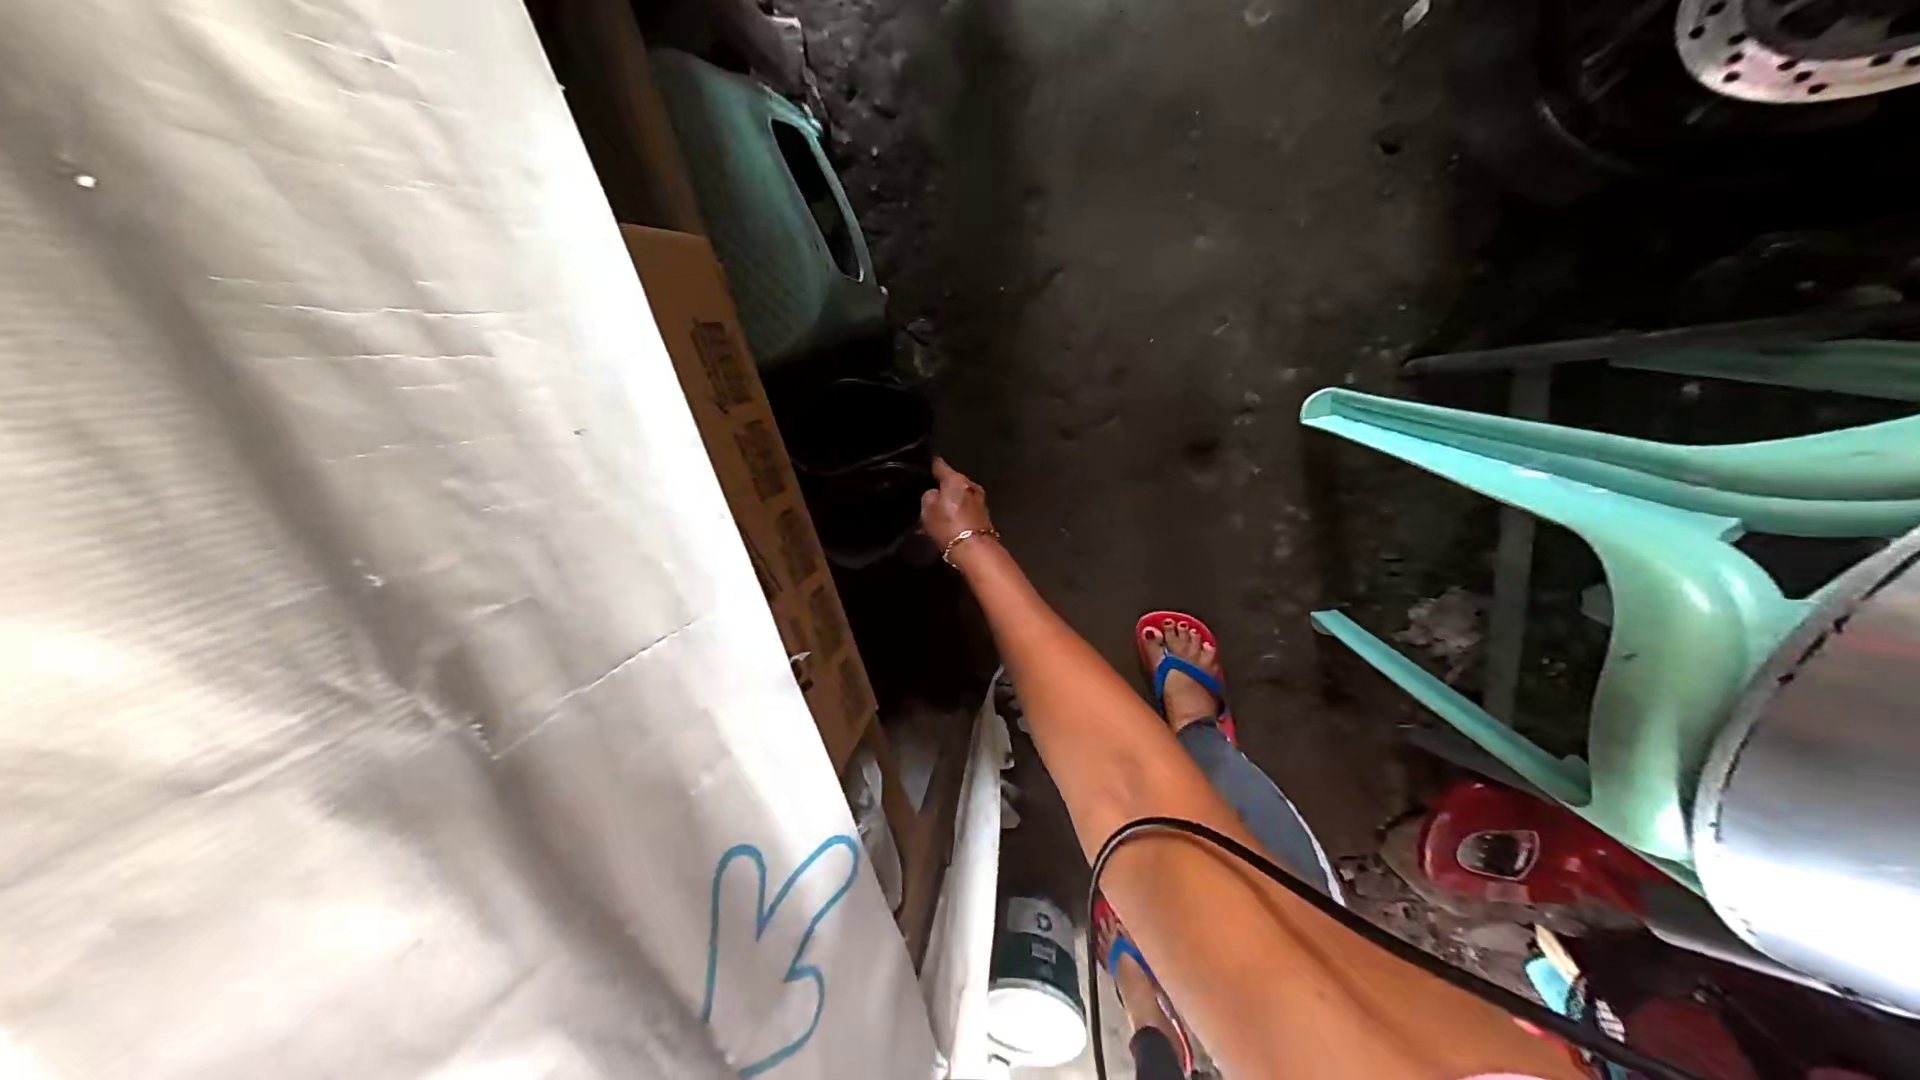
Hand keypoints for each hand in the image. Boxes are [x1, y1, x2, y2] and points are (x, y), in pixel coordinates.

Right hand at [920, 458, 993, 552]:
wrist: (975, 551)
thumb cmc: (949, 526)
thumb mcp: (927, 509)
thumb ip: (928, 496)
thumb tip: (934, 493)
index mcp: (956, 479)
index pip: (939, 464)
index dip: (930, 465)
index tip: (924, 466)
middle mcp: (971, 485)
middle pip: (952, 482)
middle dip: (942, 488)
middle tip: (929, 496)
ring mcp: (980, 501)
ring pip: (960, 496)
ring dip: (951, 502)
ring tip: (938, 513)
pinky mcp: (984, 516)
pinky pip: (966, 509)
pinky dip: (958, 513)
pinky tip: (949, 523)